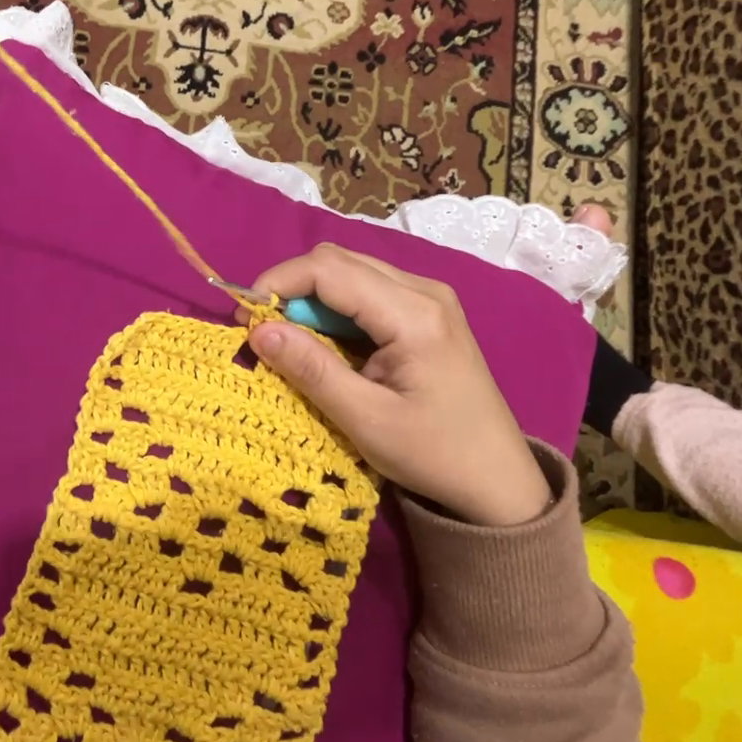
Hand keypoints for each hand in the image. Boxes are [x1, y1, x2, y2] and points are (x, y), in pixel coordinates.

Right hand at [241, 244, 550, 526]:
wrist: (497, 479)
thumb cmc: (434, 454)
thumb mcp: (365, 420)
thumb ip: (311, 369)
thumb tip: (258, 329)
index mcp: (414, 314)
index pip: (329, 269)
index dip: (278, 282)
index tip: (244, 316)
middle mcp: (424, 290)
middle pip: (339, 261)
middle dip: (290, 288)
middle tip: (260, 331)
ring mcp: (429, 299)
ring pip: (351, 273)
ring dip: (310, 298)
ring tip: (286, 340)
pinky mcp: (426, 313)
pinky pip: (367, 292)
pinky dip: (333, 310)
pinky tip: (322, 344)